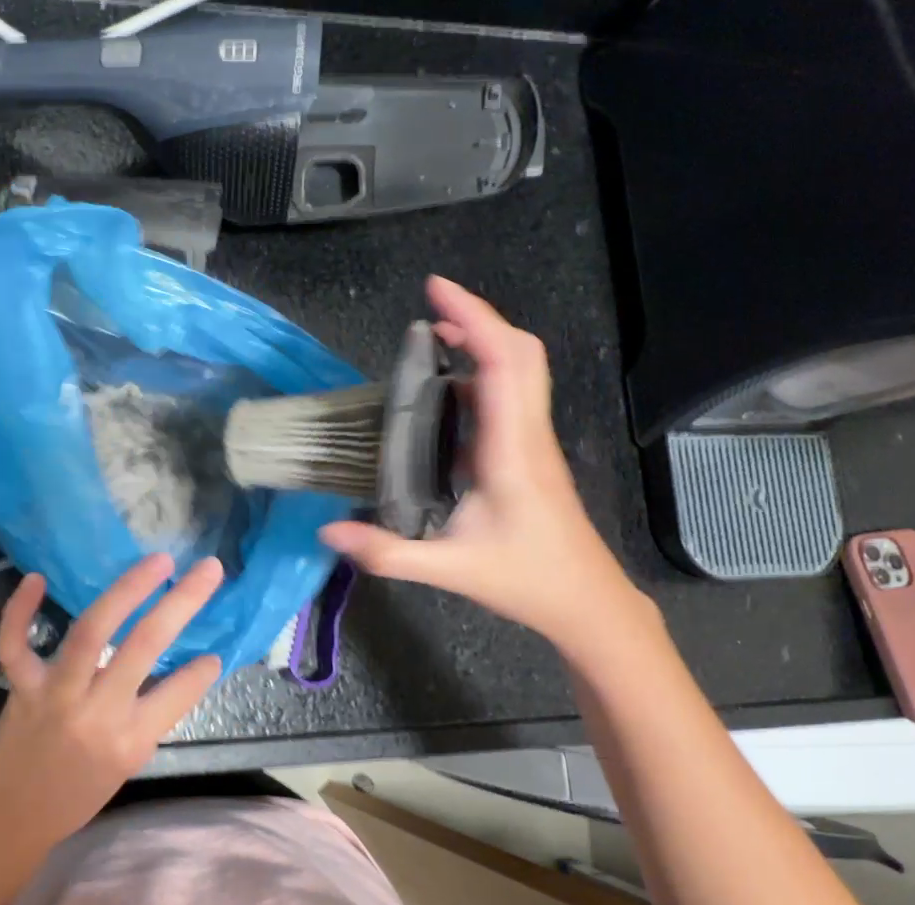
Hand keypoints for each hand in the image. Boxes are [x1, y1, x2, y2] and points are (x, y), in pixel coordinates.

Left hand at [0, 554, 224, 855]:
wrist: (13, 817)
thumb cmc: (77, 795)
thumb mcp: (126, 765)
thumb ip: (149, 718)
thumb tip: (182, 673)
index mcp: (130, 740)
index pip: (178, 693)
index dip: (201, 670)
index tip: (215, 652)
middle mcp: (97, 713)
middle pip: (144, 645)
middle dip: (182, 603)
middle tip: (209, 569)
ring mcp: (56, 695)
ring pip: (91, 632)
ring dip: (127, 590)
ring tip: (157, 564)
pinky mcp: (21, 688)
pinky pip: (15, 645)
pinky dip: (20, 610)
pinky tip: (36, 578)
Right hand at [319, 276, 648, 652]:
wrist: (586, 602)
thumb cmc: (525, 580)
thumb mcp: (448, 570)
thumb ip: (386, 552)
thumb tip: (327, 532)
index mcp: (511, 450)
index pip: (503, 364)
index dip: (473, 319)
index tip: (436, 291)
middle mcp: (528, 434)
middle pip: (522, 353)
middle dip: (479, 320)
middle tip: (431, 311)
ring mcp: (534, 443)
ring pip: (523, 371)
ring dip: (484, 343)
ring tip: (434, 341)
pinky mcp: (530, 455)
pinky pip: (513, 396)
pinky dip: (484, 374)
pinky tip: (448, 392)